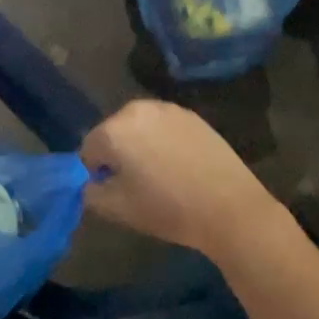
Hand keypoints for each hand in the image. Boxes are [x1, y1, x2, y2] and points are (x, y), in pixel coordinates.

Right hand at [81, 100, 281, 257]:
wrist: (230, 208)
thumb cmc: (169, 209)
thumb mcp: (119, 209)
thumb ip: (91, 192)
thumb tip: (90, 182)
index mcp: (113, 130)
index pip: (88, 150)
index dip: (96, 172)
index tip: (114, 191)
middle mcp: (136, 109)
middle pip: (113, 132)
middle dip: (118, 154)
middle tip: (136, 184)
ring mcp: (167, 109)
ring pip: (139, 127)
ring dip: (141, 145)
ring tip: (160, 175)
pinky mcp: (191, 115)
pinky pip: (164, 127)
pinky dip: (164, 141)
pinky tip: (180, 166)